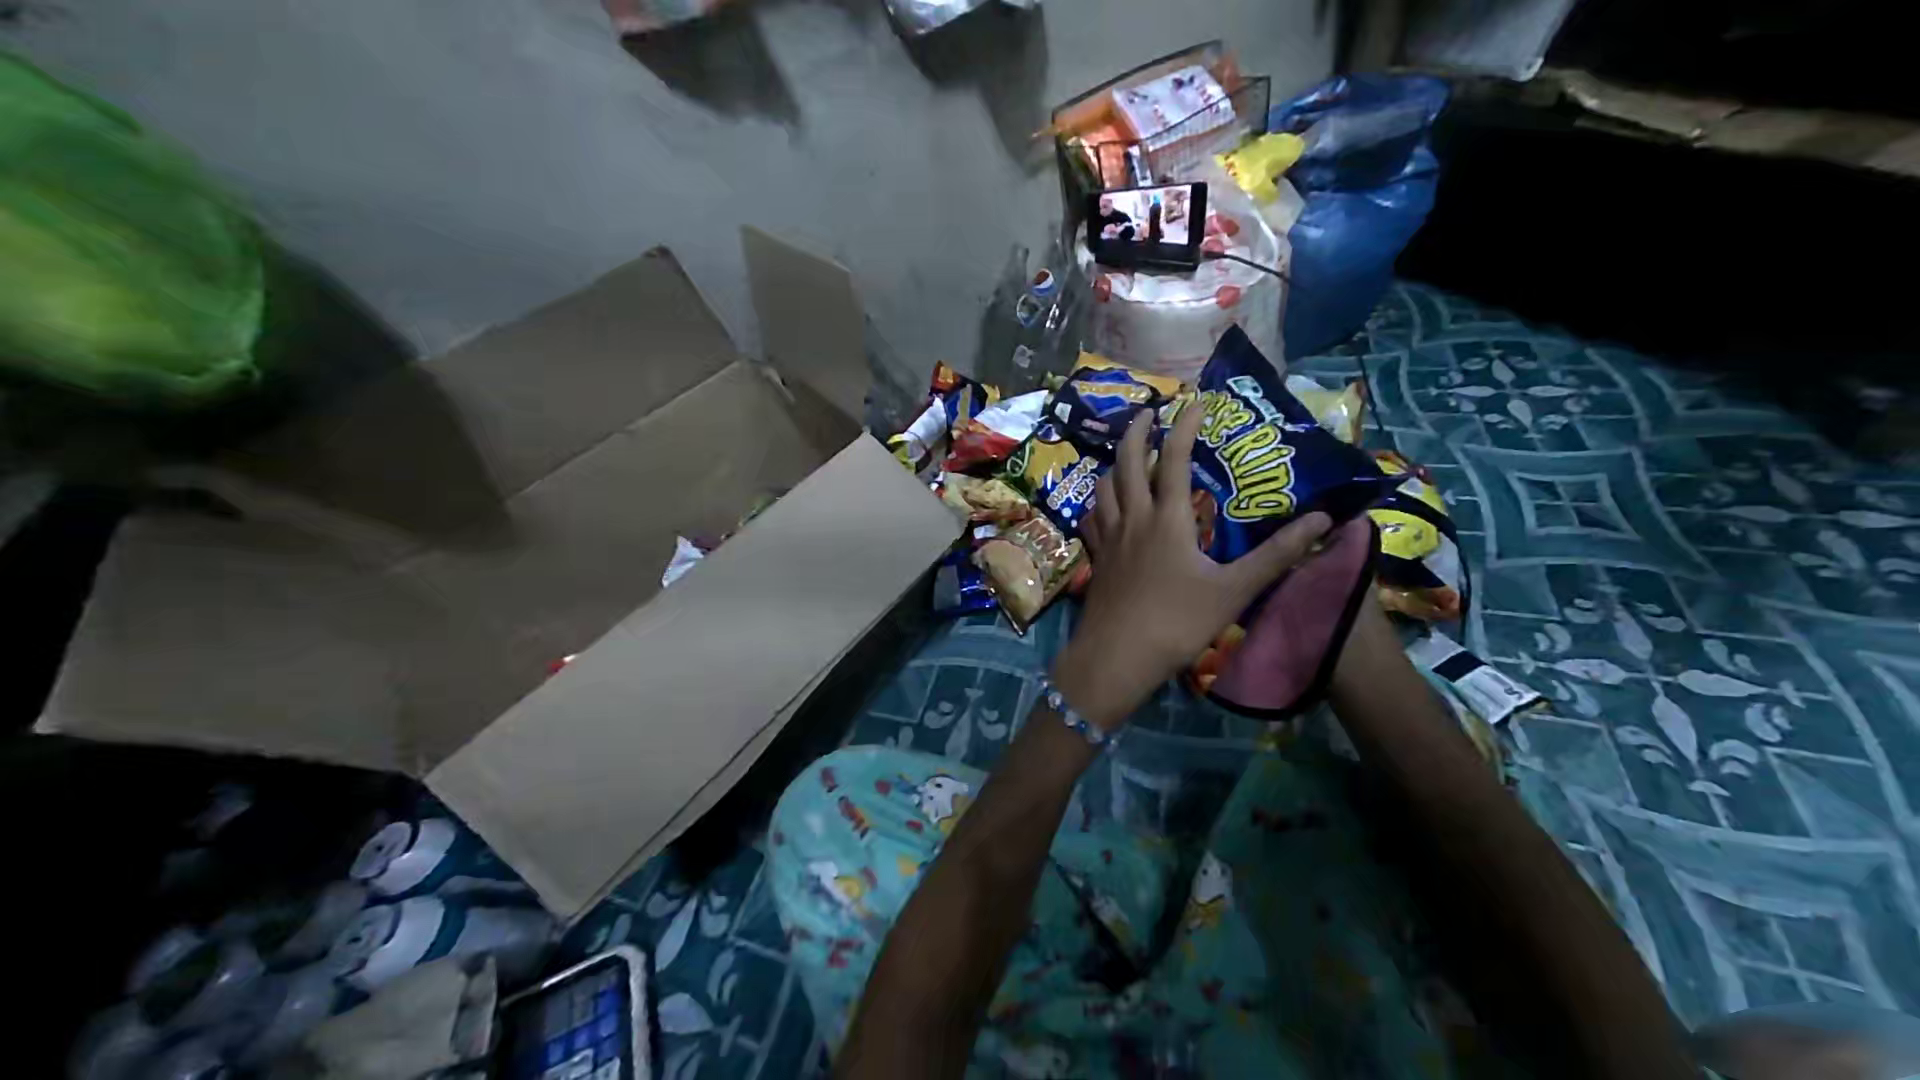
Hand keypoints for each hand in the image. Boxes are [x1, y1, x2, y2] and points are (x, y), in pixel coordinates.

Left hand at [1050, 403, 1332, 729]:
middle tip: (1148, 411)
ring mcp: (1108, 537)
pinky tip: (1104, 507)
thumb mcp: (1235, 589)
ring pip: (1104, 486)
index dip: (1186, 426)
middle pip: (1129, 462)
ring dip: (1116, 463)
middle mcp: (1133, 518)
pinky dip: (1098, 502)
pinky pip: (1091, 518)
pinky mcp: (1095, 557)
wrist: (1117, 655)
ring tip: (1127, 455)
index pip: (1177, 458)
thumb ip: (1277, 555)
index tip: (1196, 402)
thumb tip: (1324, 520)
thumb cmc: (1178, 622)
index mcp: (1168, 519)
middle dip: (1138, 431)